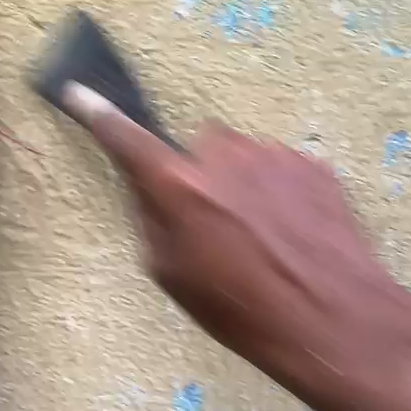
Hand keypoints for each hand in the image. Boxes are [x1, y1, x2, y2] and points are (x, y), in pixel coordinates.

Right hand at [60, 83, 410, 383]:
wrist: (333, 319)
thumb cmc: (240, 310)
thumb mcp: (172, 275)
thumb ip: (153, 218)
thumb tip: (150, 189)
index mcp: (179, 184)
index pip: (126, 138)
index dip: (97, 114)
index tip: (77, 91)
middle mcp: (222, 154)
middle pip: (196, 148)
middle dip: (200, 176)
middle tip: (216, 225)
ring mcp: (273, 154)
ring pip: (241, 158)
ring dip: (242, 185)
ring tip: (264, 237)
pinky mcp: (314, 164)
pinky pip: (280, 169)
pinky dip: (279, 192)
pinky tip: (293, 234)